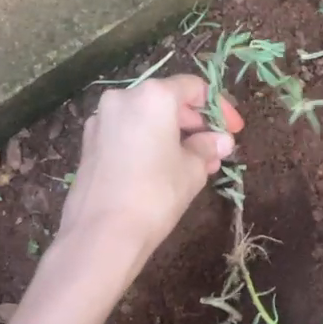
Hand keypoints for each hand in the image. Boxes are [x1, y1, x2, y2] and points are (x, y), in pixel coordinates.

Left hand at [58, 75, 243, 269]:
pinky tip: (163, 169)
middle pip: (168, 100)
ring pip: (146, 117)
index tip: (233, 131)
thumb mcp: (192, 170)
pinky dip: (148, 142)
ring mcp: (102, 120)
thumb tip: (221, 140)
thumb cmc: (155, 194)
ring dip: (173, 135)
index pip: (194, 88)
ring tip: (195, 164)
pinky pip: (128, 133)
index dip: (219, 108)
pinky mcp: (89, 143)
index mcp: (153, 96)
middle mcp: (123, 97)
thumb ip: (208, 147)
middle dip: (195, 124)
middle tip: (215, 150)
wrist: (101, 235)